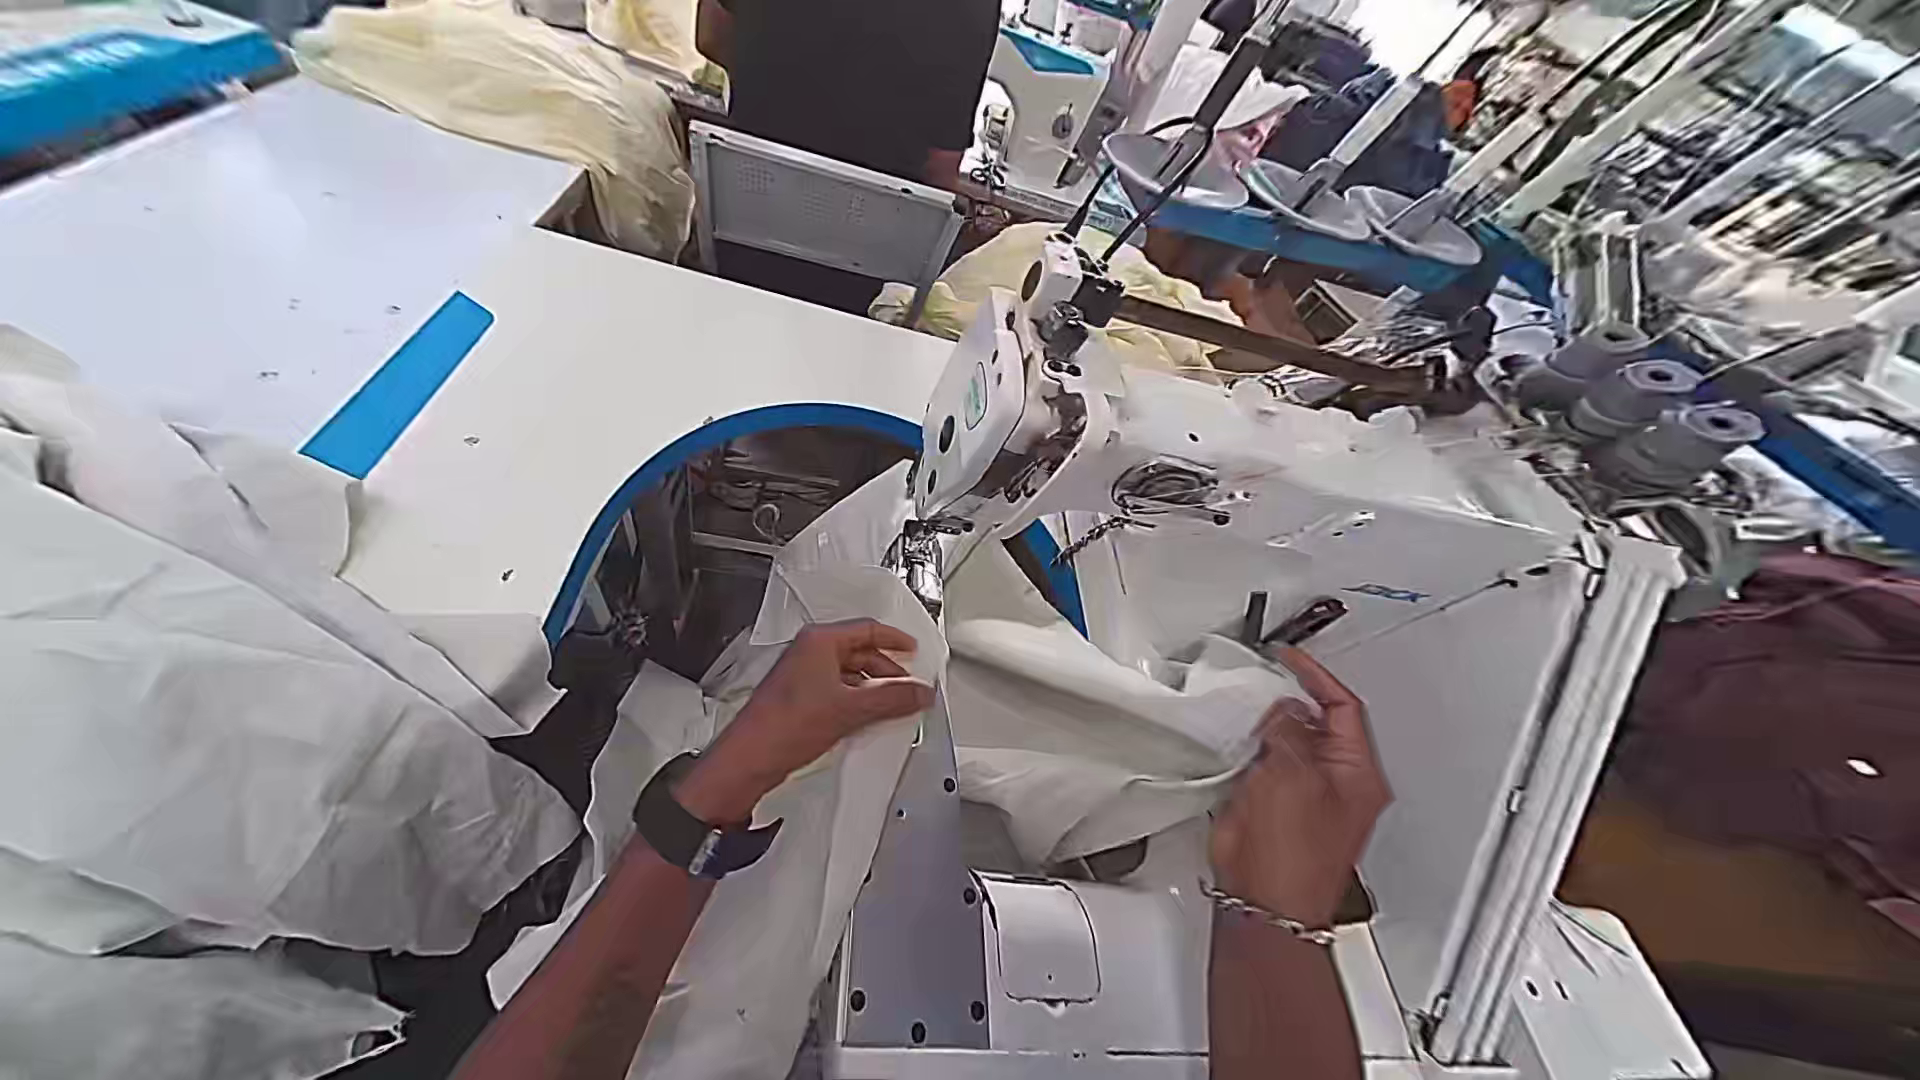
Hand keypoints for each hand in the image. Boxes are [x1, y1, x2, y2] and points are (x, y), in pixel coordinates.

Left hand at [675, 619, 934, 822]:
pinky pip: (838, 690)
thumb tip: (918, 692)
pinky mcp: (800, 697)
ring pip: (850, 672)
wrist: (748, 761)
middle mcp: (809, 652)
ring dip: (873, 687)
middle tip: (908, 685)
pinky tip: (868, 717)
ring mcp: (803, 675)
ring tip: (893, 704)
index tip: (912, 650)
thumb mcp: (850, 709)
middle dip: (887, 669)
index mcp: (819, 641)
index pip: (868, 629)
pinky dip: (858, 699)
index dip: (895, 639)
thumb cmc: (781, 727)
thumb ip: (892, 698)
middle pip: (860, 651)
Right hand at [1209, 647, 1389, 927]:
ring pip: (1284, 738)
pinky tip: (1230, 735)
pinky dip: (1245, 742)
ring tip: (1243, 705)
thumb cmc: (1291, 853)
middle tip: (1261, 678)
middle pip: (1313, 721)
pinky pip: (1259, 757)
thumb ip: (1290, 732)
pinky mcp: (1269, 797)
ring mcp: (1299, 788)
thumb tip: (1283, 709)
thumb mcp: (1296, 776)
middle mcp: (1331, 779)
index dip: (1317, 678)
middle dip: (1287, 698)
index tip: (1291, 657)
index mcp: (1355, 773)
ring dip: (1263, 722)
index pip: (1343, 709)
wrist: (1261, 895)